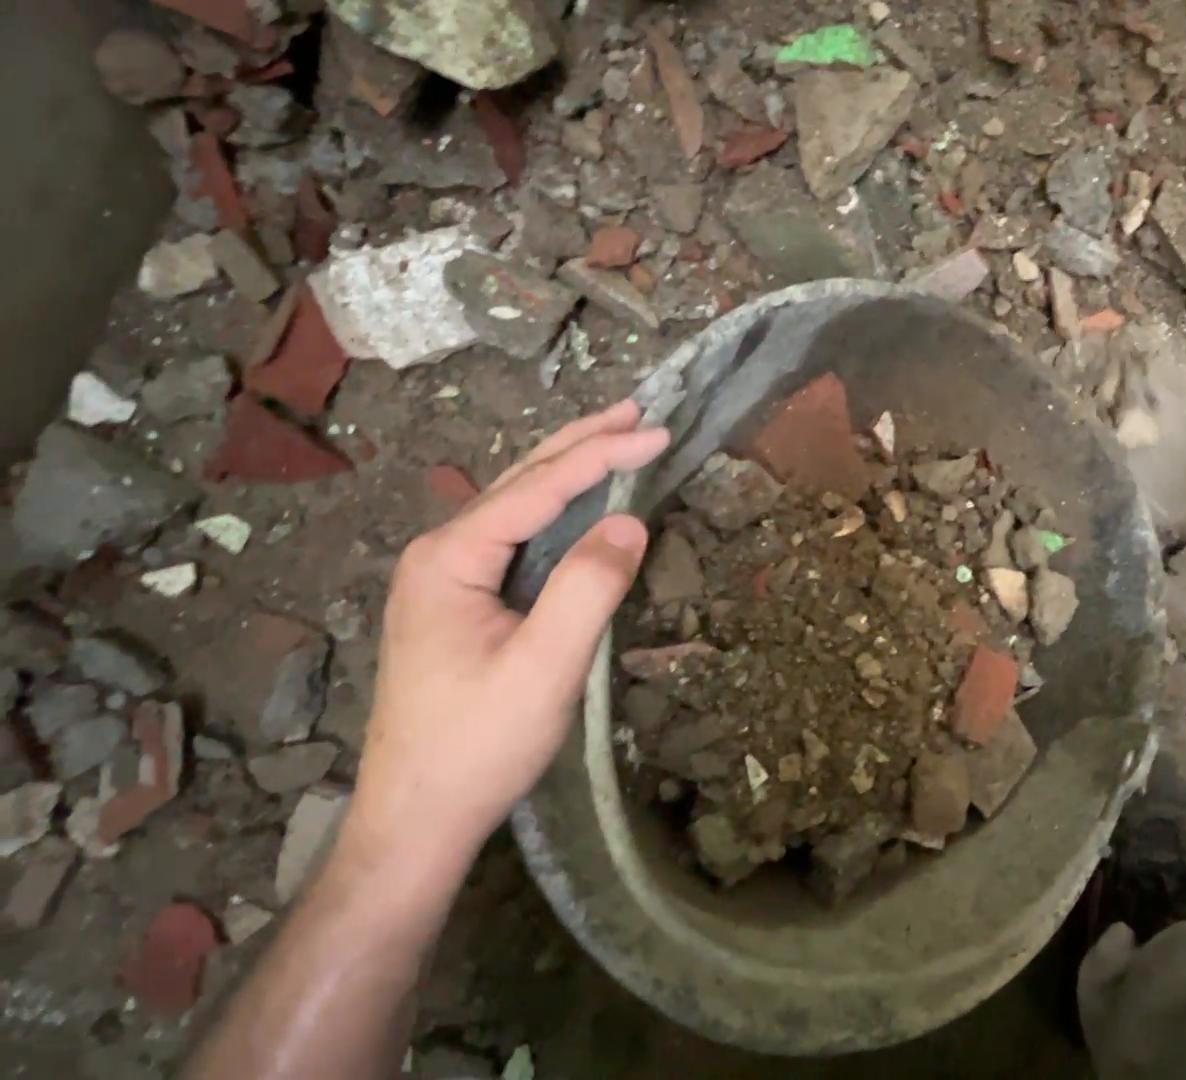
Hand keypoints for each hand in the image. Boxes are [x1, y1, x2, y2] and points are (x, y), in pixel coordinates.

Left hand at [348, 400, 668, 865]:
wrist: (418, 816)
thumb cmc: (479, 742)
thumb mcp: (545, 666)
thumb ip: (588, 588)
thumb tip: (631, 522)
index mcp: (451, 557)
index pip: (540, 487)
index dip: (603, 455)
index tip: (662, 433)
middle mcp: (440, 554)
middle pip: (520, 480)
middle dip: (582, 442)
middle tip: (639, 412)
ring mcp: (445, 579)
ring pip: (517, 506)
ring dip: (569, 470)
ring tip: (616, 439)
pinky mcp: (459, 603)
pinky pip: (517, 537)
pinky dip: (557, 509)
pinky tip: (578, 504)